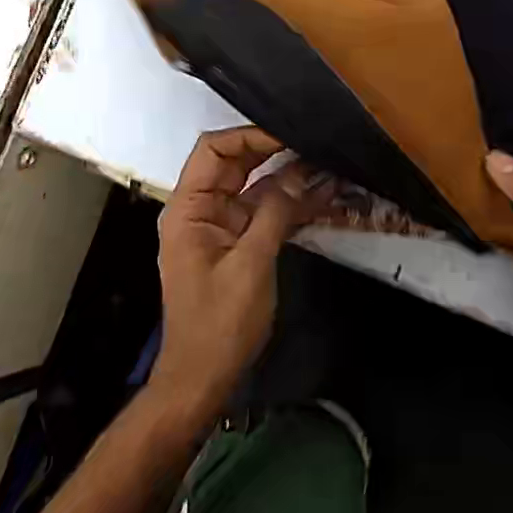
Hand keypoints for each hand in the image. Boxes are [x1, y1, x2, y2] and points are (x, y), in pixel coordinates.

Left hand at [153, 127, 330, 411]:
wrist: (202, 378)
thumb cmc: (219, 324)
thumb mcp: (251, 266)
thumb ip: (275, 214)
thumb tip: (300, 174)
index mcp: (188, 208)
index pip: (212, 151)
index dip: (249, 137)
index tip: (288, 134)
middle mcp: (200, 210)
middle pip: (233, 164)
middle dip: (272, 152)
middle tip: (313, 142)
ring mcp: (218, 226)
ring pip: (251, 186)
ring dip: (285, 178)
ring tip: (324, 164)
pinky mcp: (235, 243)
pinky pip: (260, 212)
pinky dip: (286, 205)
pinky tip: (318, 196)